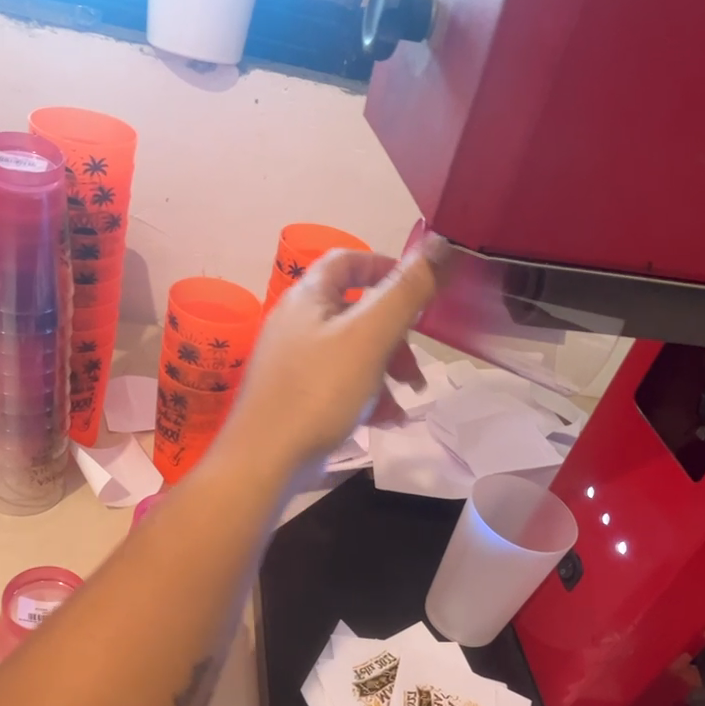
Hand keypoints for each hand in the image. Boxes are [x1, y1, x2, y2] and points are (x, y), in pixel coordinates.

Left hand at [219, 239, 450, 469]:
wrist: (263, 461)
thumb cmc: (317, 392)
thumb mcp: (370, 337)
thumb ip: (406, 291)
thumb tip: (440, 244)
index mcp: (308, 298)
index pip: (347, 261)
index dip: (384, 267)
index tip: (419, 289)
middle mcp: (296, 323)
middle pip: (355, 312)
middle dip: (395, 334)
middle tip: (417, 364)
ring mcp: (291, 363)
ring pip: (351, 352)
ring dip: (386, 369)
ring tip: (407, 399)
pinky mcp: (293, 397)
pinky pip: (337, 384)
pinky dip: (365, 395)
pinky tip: (386, 420)